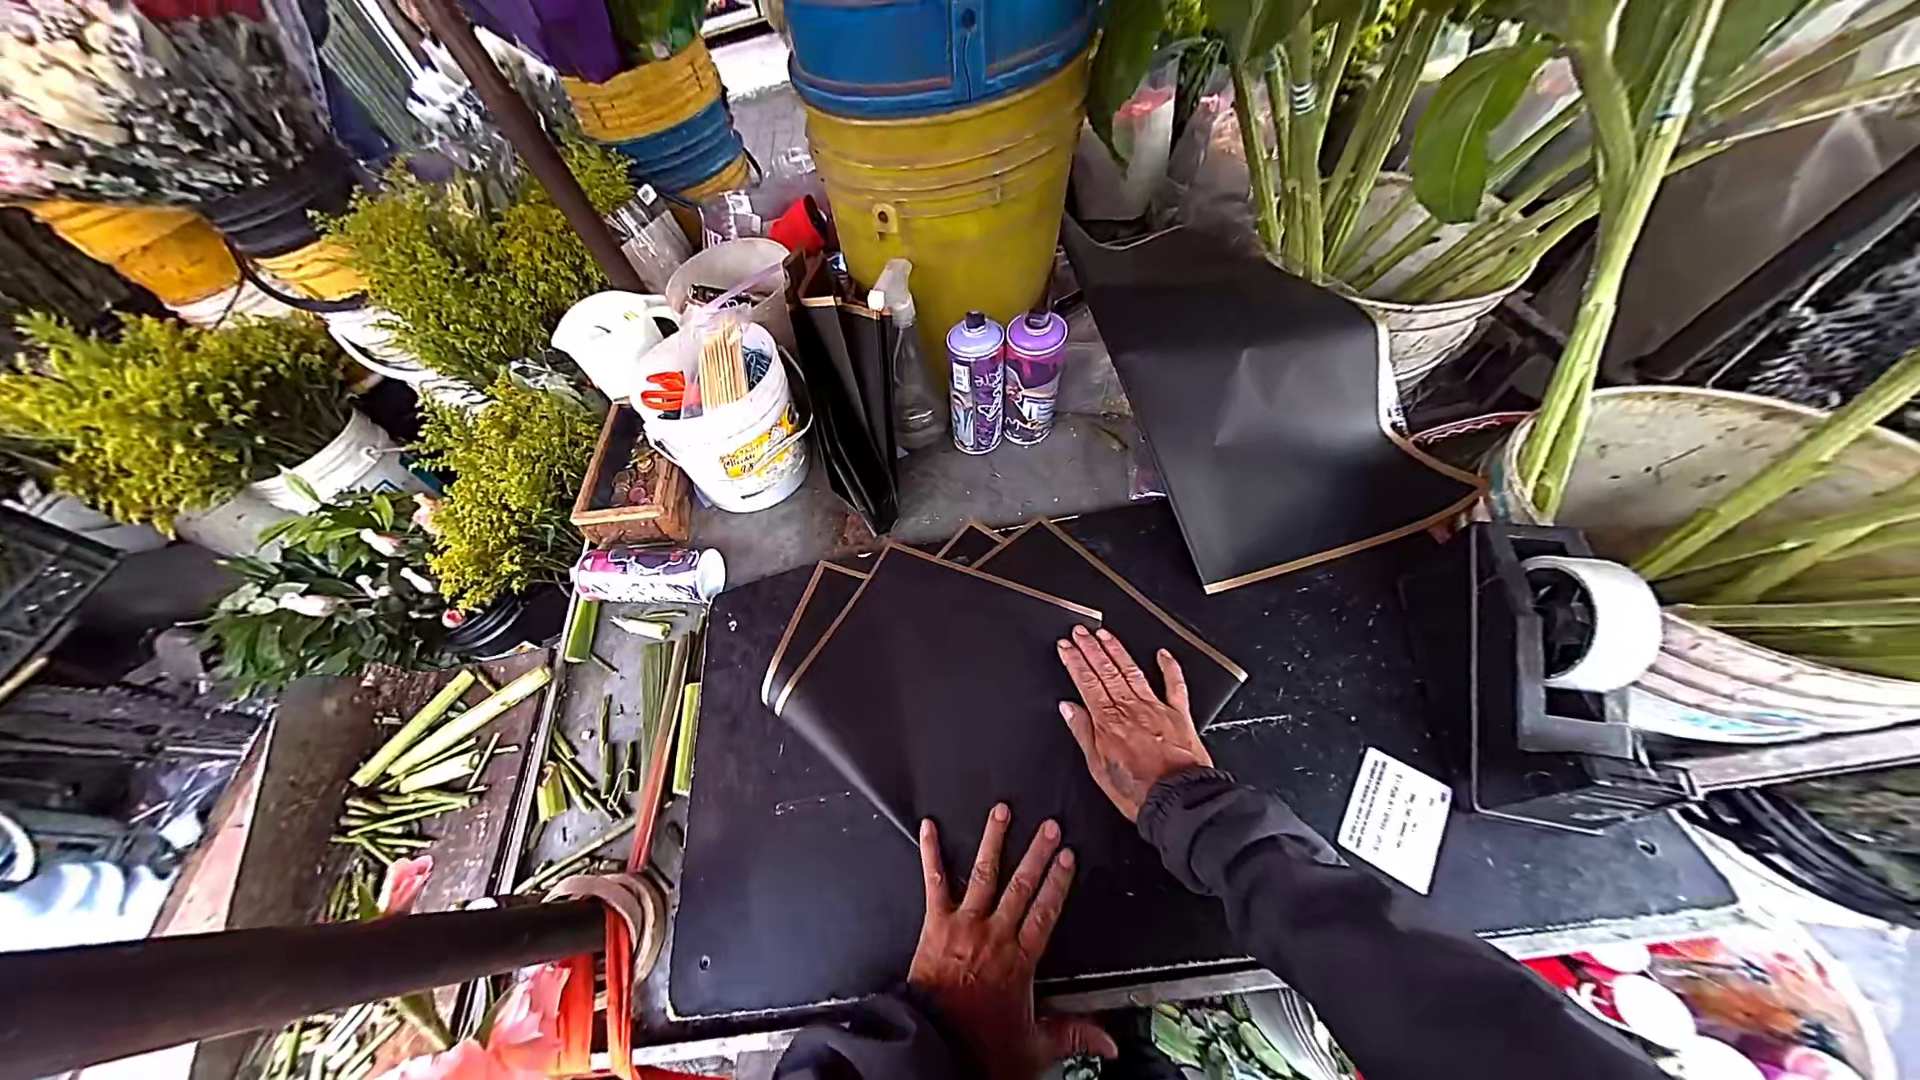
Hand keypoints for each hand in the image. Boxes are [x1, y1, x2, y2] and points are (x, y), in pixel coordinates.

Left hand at [909, 804, 1117, 1078]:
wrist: (934, 1049)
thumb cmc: (980, 1047)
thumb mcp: (1034, 1047)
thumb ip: (1073, 1033)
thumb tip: (1109, 1041)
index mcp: (1018, 959)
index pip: (1045, 912)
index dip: (1058, 883)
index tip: (1068, 856)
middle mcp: (993, 934)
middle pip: (1021, 885)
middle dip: (1037, 853)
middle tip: (1049, 826)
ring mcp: (964, 923)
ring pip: (983, 873)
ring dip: (994, 839)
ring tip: (1001, 811)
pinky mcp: (936, 922)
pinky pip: (934, 881)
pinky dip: (931, 852)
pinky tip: (929, 826)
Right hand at [1057, 626, 1212, 820]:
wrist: (1178, 802)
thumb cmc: (1139, 791)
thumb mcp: (1098, 768)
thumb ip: (1083, 733)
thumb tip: (1068, 708)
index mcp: (1109, 722)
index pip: (1086, 682)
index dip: (1075, 661)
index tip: (1066, 646)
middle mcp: (1131, 709)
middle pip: (1106, 670)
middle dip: (1091, 648)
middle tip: (1081, 631)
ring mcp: (1155, 709)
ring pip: (1131, 671)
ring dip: (1117, 649)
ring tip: (1105, 634)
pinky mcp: (1179, 715)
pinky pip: (1175, 685)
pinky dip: (1169, 667)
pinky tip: (1162, 653)